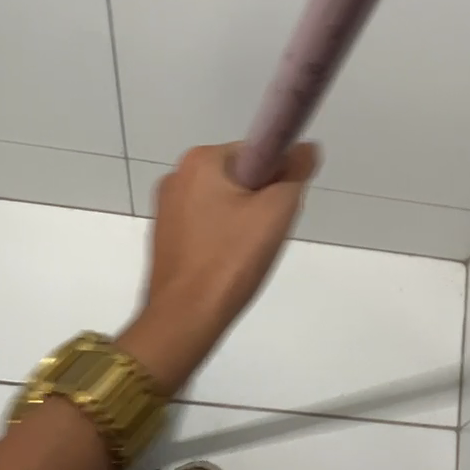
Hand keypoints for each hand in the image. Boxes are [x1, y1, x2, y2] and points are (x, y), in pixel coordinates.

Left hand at [117, 142, 320, 387]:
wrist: (184, 322)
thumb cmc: (231, 259)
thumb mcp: (278, 209)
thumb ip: (297, 171)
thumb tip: (306, 148)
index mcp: (200, 160)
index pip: (258, 152)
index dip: (278, 177)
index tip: (280, 208)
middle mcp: (177, 175)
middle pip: (242, 176)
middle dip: (261, 200)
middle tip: (267, 233)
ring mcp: (166, 208)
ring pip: (225, 201)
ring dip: (243, 220)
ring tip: (247, 253)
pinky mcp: (164, 237)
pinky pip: (207, 223)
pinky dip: (223, 237)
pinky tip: (229, 263)